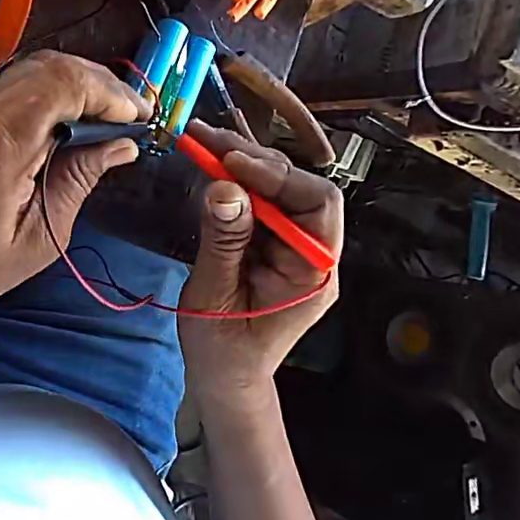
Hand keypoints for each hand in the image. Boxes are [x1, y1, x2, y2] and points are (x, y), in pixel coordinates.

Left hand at [0, 51, 148, 359]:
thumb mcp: (41, 237)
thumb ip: (81, 178)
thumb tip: (123, 145)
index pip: (62, 85)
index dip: (109, 94)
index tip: (139, 119)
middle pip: (50, 67)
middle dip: (101, 84)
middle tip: (134, 115)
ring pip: (34, 69)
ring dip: (81, 84)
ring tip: (113, 116)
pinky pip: (18, 86)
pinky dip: (56, 92)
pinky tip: (78, 118)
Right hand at [177, 121, 343, 407]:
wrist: (225, 379)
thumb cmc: (223, 351)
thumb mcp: (216, 297)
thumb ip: (223, 243)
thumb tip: (224, 187)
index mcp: (313, 271)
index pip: (316, 205)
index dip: (278, 177)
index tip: (232, 161)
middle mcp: (311, 252)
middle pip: (298, 188)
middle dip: (254, 161)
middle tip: (207, 139)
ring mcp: (291, 246)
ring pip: (277, 189)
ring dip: (241, 164)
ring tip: (202, 142)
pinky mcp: (270, 242)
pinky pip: (260, 203)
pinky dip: (235, 182)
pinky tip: (210, 164)